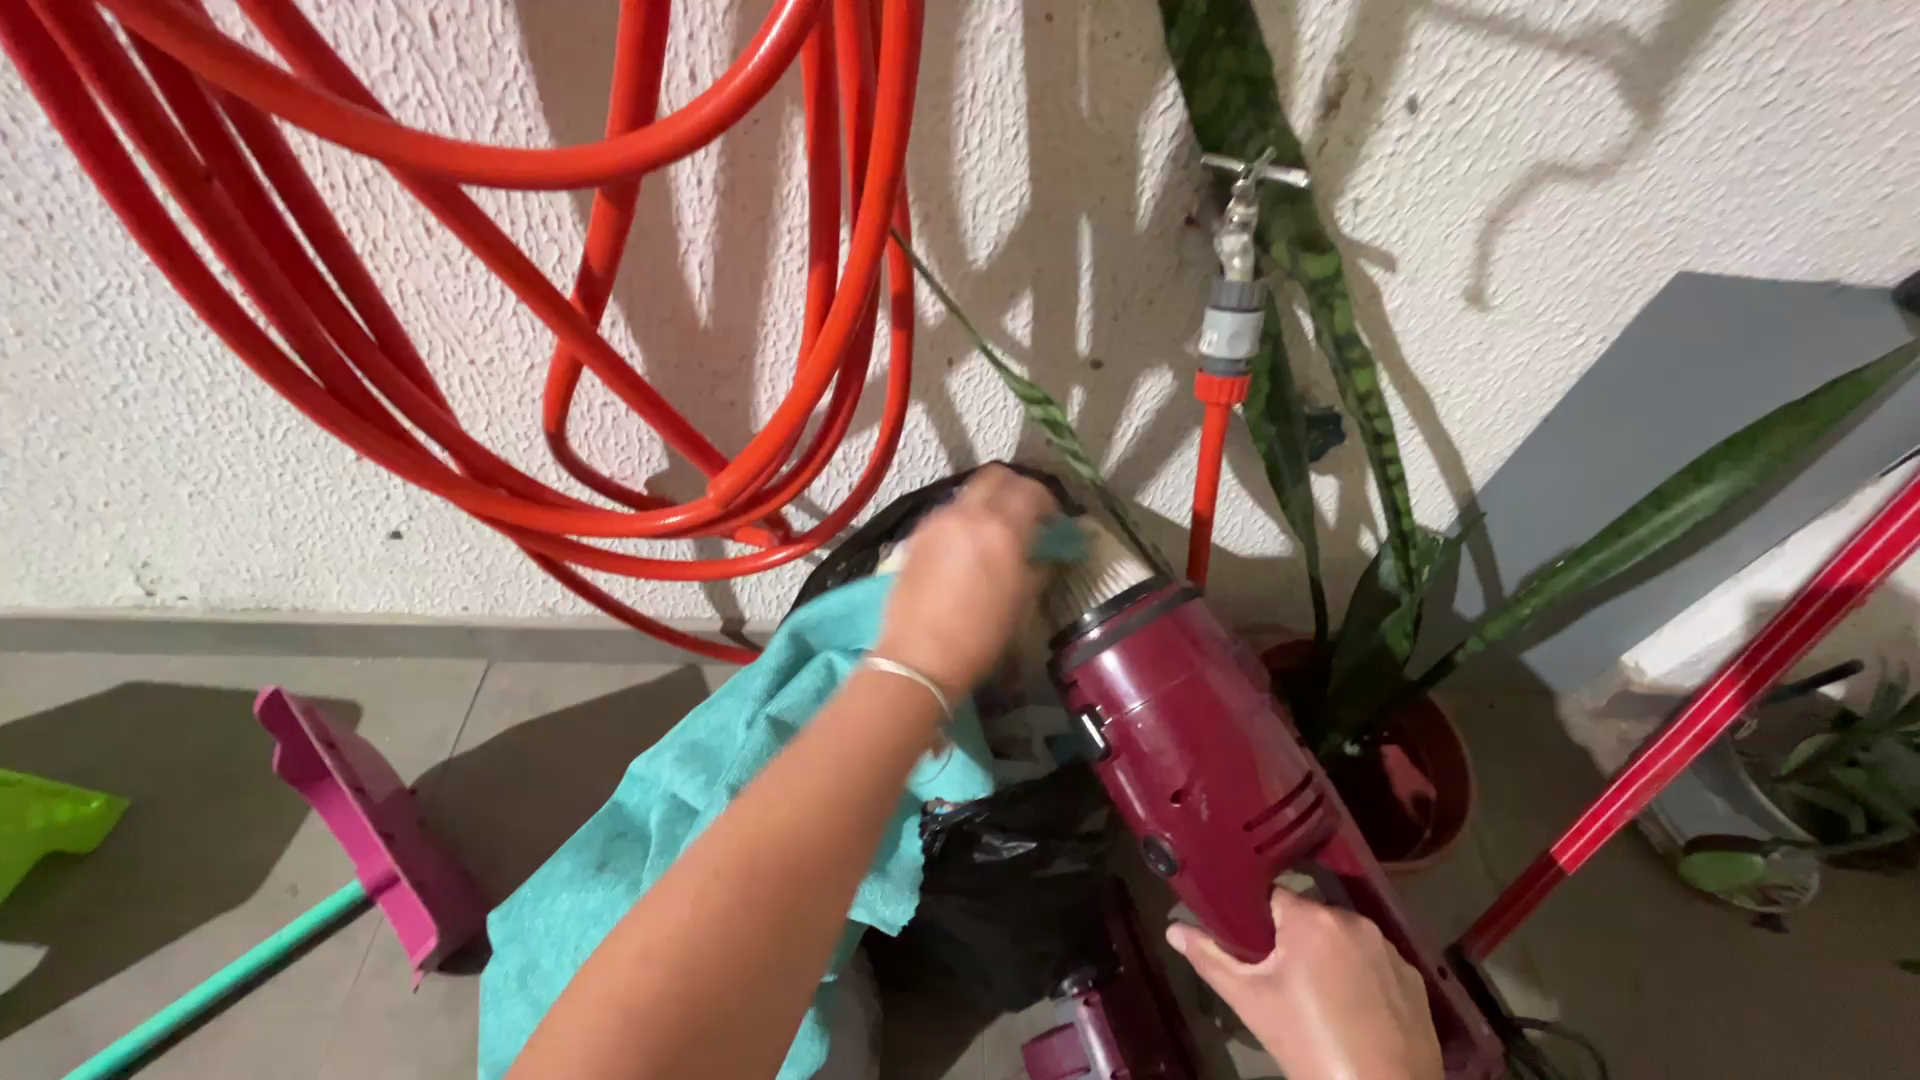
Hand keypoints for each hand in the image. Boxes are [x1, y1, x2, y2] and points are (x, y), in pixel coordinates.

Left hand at [872, 465, 1058, 699]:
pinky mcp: (917, 534)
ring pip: (970, 492)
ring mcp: (938, 520)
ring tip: (996, 531)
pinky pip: (948, 512)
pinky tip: (967, 545)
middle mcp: (969, 514)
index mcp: (1003, 528)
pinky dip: (964, 518)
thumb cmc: (981, 637)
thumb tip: (1045, 551)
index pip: (1032, 490)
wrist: (919, 657)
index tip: (1053, 520)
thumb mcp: (1023, 602)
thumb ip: (1038, 565)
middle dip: (1017, 488)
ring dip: (989, 502)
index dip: (1048, 501)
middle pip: (997, 476)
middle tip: (1027, 513)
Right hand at [1166, 889, 1443, 1079]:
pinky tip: (1355, 1013)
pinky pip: (1376, 964)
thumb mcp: (1249, 1001)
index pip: (1273, 897)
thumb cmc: (1306, 1043)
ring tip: (1320, 1001)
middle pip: (1310, 918)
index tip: (1252, 947)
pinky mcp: (1415, 980)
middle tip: (1282, 982)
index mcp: (1310, 918)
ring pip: (1344, 939)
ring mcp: (1389, 950)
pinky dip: (1363, 978)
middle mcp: (1353, 921)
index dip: (1258, 921)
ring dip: (1329, 957)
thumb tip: (1172, 929)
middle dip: (1294, 941)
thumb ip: (1209, 958)